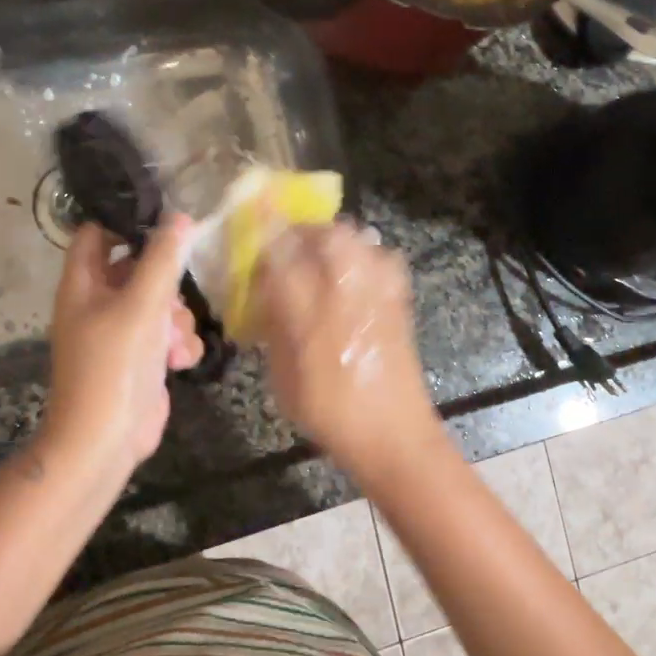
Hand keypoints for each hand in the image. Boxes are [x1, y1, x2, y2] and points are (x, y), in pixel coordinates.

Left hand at [43, 217, 203, 467]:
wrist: (105, 439)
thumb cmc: (114, 365)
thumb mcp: (141, 305)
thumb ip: (162, 259)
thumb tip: (180, 216)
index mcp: (83, 284)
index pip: (97, 233)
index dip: (126, 223)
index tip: (165, 224)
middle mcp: (99, 304)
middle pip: (140, 269)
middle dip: (167, 283)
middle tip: (176, 295)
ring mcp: (122, 333)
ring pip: (162, 304)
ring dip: (178, 320)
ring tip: (174, 344)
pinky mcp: (143, 359)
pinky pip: (170, 336)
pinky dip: (180, 346)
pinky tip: (181, 362)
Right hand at [252, 222, 438, 478]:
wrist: (393, 435)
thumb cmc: (329, 415)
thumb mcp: (283, 379)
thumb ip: (274, 331)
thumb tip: (267, 298)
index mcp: (308, 316)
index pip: (282, 257)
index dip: (266, 233)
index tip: (255, 220)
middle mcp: (344, 295)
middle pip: (329, 235)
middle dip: (306, 228)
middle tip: (291, 239)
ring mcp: (377, 294)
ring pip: (359, 239)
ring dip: (337, 236)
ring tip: (323, 250)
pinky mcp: (399, 302)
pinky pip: (383, 258)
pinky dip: (367, 253)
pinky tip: (356, 270)